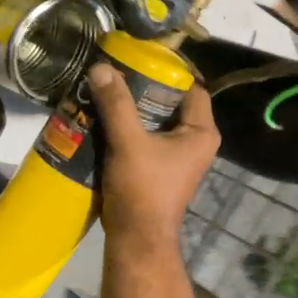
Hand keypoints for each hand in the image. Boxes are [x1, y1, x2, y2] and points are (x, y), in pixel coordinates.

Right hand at [87, 62, 218, 242]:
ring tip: (99, 95)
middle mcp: (192, 143)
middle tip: (111, 76)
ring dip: (126, 110)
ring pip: (151, 122)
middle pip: (167, 104)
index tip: (137, 61)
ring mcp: (173, 157)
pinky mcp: (153, 168)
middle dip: (139, 91)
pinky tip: (97, 121)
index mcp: (200, 133)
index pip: (191, 90)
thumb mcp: (128, 141)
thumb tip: (101, 67)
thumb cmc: (143, 187)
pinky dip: (121, 129)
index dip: (167, 74)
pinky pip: (139, 138)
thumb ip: (116, 104)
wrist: (135, 236)